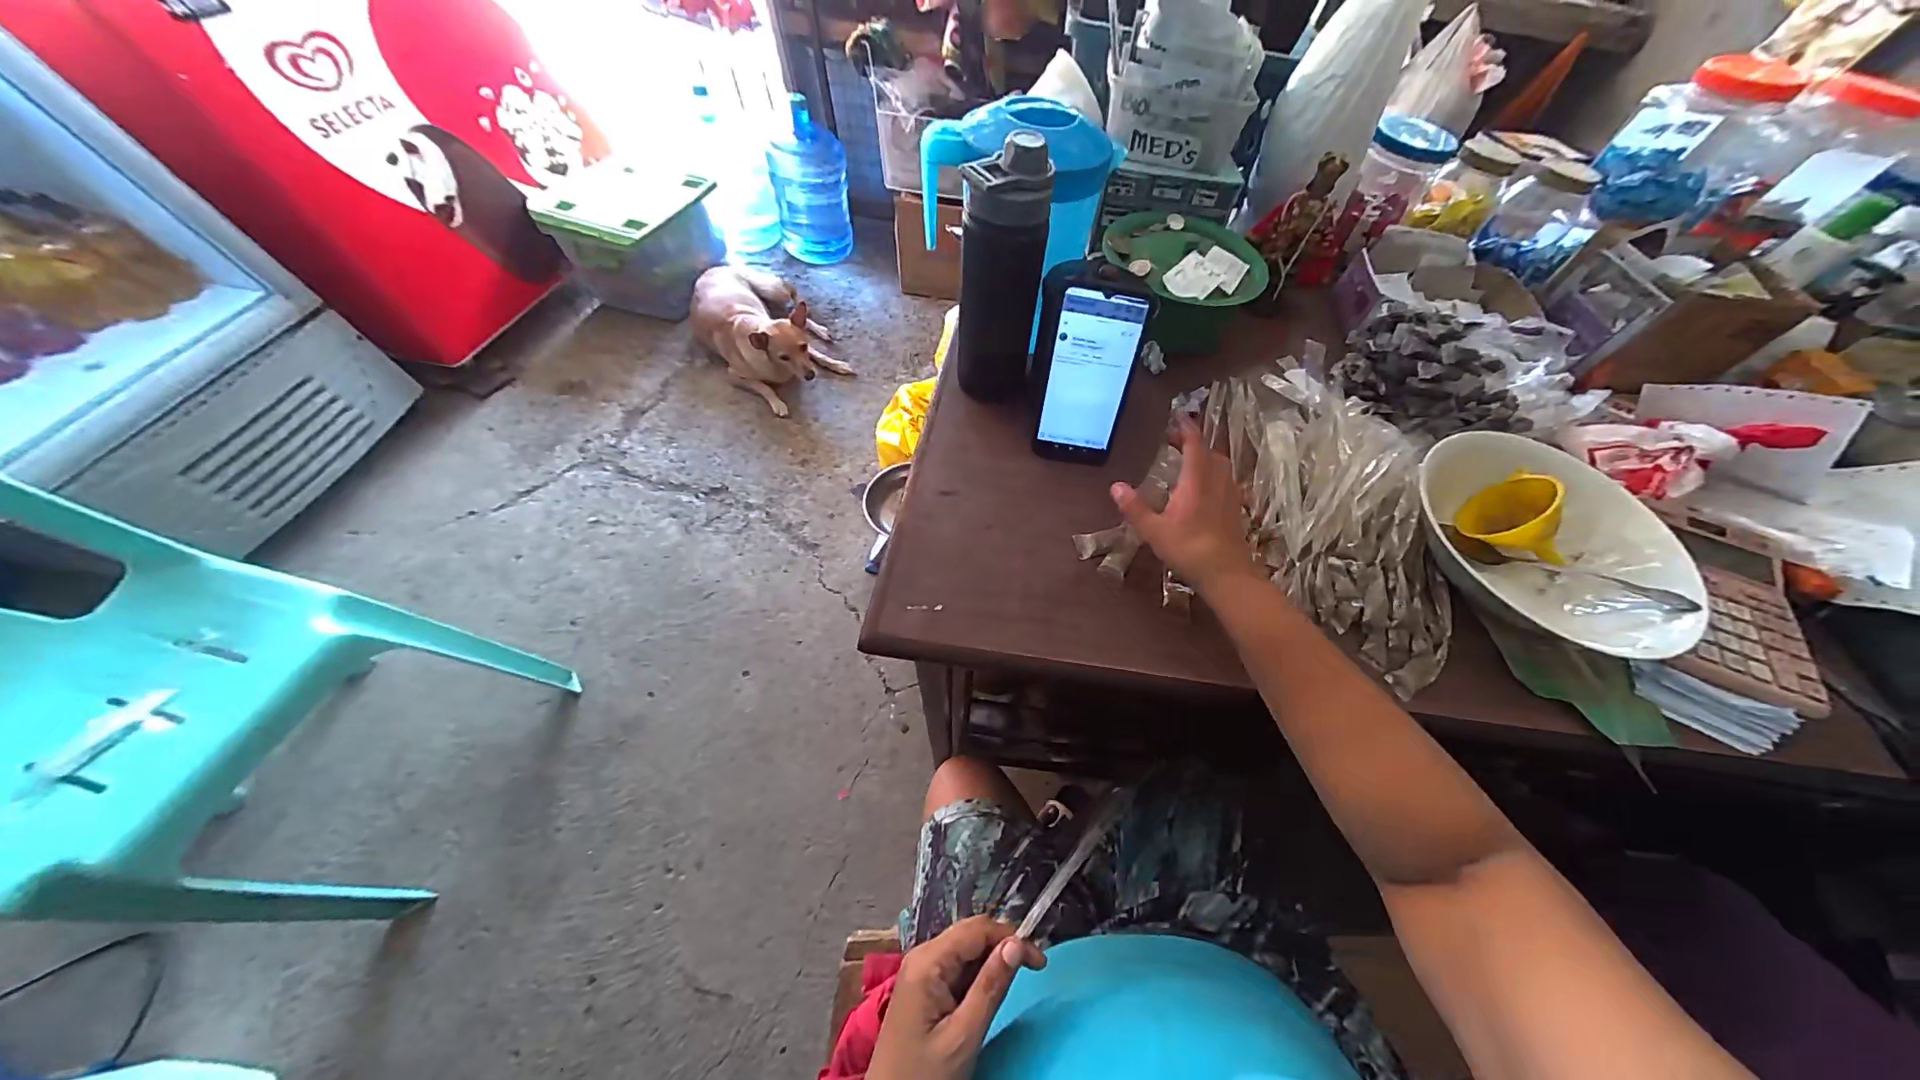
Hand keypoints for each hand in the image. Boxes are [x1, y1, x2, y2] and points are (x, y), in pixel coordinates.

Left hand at [867, 916, 1046, 1079]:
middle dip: (1004, 945)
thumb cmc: (924, 1074)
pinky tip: (989, 990)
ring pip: (965, 948)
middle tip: (1034, 968)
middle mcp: (922, 955)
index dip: (1012, 937)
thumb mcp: (963, 1035)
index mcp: (928, 961)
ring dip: (992, 959)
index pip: (977, 929)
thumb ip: (990, 987)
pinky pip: (956, 966)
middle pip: (971, 934)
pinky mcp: (923, 985)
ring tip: (1014, 980)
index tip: (1040, 962)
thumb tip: (1016, 944)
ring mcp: (920, 969)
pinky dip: (978, 973)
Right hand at [1112, 415, 1257, 592]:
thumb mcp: (1154, 530)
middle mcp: (1216, 481)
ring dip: (1205, 458)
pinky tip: (1203, 488)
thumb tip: (1116, 486)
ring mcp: (1230, 494)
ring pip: (1220, 466)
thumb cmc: (1189, 549)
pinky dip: (1213, 475)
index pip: (1194, 444)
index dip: (1186, 428)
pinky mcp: (1235, 508)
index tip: (1177, 417)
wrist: (1227, 574)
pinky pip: (1225, 481)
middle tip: (1175, 441)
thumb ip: (1135, 507)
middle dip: (1193, 442)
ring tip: (1187, 462)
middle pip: (1209, 452)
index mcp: (1196, 480)